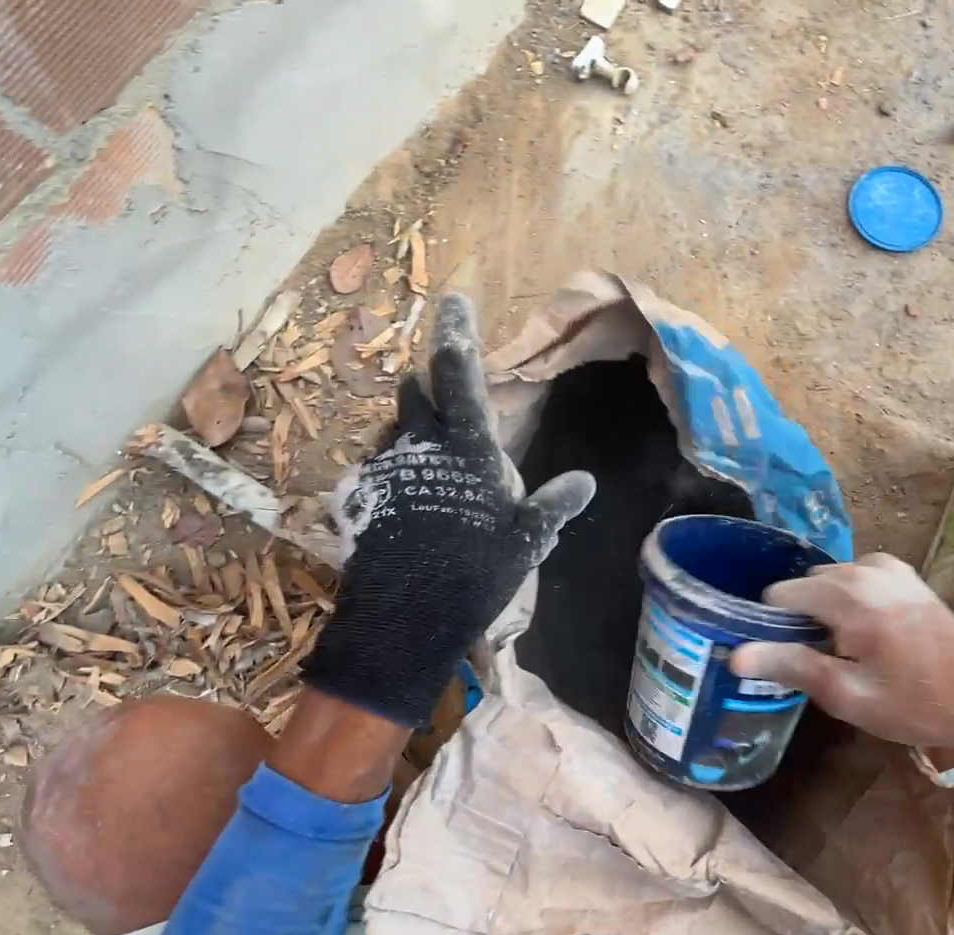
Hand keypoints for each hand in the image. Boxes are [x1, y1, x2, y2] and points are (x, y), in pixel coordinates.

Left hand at [301, 295, 594, 727]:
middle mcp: (421, 446)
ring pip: (396, 428)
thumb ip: (554, 504)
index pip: (458, 374)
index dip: (457, 333)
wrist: (407, 616)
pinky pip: (384, 464)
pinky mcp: (367, 496)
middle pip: (416, 392)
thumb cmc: (476, 571)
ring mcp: (388, 470)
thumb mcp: (527, 539)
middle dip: (428, 380)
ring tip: (434, 450)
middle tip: (442, 384)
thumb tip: (585, 480)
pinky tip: (415, 494)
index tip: (454, 300)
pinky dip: (401, 465)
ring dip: (413, 426)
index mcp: (467, 448)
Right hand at [729, 553, 953, 802]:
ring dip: (826, 608)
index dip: (774, 627)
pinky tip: (868, 633)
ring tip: (845, 651)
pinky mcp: (907, 575)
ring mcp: (891, 568)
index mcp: (851, 598)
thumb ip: (791, 667)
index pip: (781, 595)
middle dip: (801, 617)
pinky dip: (851, 599)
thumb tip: (735, 654)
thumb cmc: (915, 706)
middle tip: (819, 660)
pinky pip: (857, 577)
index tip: (787, 658)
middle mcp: (868, 570)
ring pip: (830, 579)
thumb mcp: (848, 696)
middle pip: (805, 584)